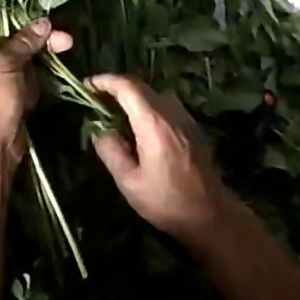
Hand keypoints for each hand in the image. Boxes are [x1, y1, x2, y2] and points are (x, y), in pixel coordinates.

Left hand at [0, 18, 71, 174]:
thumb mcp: (5, 62)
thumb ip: (25, 40)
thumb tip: (43, 21)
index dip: (18, 19)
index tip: (44, 17)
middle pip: (9, 42)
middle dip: (36, 43)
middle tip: (65, 40)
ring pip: (20, 62)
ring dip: (38, 64)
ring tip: (59, 61)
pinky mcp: (4, 97)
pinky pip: (23, 81)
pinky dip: (33, 83)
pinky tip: (40, 87)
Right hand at [90, 74, 237, 249]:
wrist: (214, 218)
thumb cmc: (168, 202)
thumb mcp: (129, 182)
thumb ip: (110, 151)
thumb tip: (100, 130)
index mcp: (154, 124)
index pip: (127, 87)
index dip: (104, 81)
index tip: (86, 85)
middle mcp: (171, 114)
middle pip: (140, 86)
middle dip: (115, 86)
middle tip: (95, 98)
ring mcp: (185, 119)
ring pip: (153, 94)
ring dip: (131, 95)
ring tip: (114, 111)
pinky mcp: (192, 128)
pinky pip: (165, 105)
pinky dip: (146, 105)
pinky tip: (139, 125)